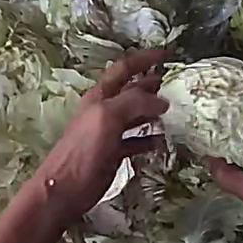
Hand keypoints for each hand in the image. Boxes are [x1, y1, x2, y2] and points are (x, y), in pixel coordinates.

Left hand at [34, 49, 169, 224]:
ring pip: (136, 115)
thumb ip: (135, 103)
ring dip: (153, 111)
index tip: (167, 55)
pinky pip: (136, 140)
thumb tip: (162, 100)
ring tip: (174, 111)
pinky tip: (161, 141)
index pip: (125, 68)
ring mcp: (109, 131)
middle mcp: (105, 110)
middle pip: (132, 90)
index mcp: (101, 96)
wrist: (66, 187)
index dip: (144, 59)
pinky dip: (149, 139)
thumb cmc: (83, 149)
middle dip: (152, 84)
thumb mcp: (108, 117)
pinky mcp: (114, 152)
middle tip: (176, 83)